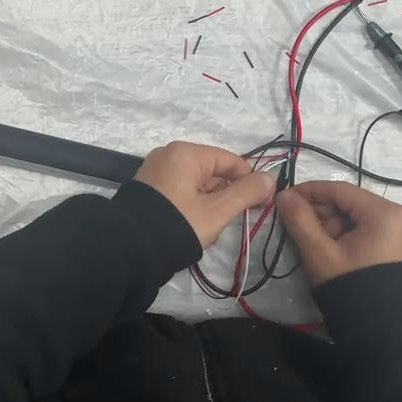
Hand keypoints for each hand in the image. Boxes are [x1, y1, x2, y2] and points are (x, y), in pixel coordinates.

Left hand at [133, 141, 275, 248]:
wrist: (130, 248)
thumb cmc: (179, 224)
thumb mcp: (217, 211)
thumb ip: (246, 193)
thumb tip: (270, 178)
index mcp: (186, 153)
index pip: (230, 161)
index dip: (250, 181)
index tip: (262, 203)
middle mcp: (169, 155)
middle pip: (213, 173)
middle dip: (224, 197)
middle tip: (227, 222)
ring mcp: (156, 171)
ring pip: (197, 185)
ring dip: (208, 206)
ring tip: (203, 228)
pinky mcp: (148, 189)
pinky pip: (180, 192)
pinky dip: (190, 207)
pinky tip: (189, 227)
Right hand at [276, 180, 401, 287]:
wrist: (382, 330)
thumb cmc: (350, 287)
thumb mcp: (320, 254)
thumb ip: (300, 221)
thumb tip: (283, 195)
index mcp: (386, 212)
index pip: (340, 190)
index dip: (309, 191)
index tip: (283, 198)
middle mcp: (399, 213)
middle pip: (349, 203)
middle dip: (320, 212)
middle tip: (294, 225)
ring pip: (356, 216)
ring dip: (331, 225)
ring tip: (311, 242)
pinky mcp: (399, 243)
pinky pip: (366, 228)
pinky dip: (345, 234)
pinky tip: (329, 247)